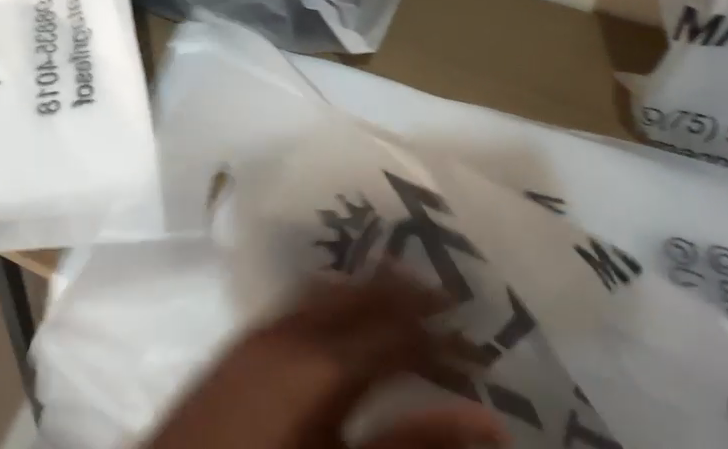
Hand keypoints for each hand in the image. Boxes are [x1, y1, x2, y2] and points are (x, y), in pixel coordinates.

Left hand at [139, 269, 504, 448]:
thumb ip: (413, 444)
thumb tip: (488, 423)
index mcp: (326, 366)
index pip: (401, 333)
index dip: (444, 338)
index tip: (477, 345)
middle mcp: (292, 333)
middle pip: (361, 297)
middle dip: (405, 296)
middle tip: (447, 301)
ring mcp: (258, 334)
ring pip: (326, 293)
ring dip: (366, 293)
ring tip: (401, 299)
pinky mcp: (238, 347)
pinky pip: (296, 304)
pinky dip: (329, 301)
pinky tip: (338, 318)